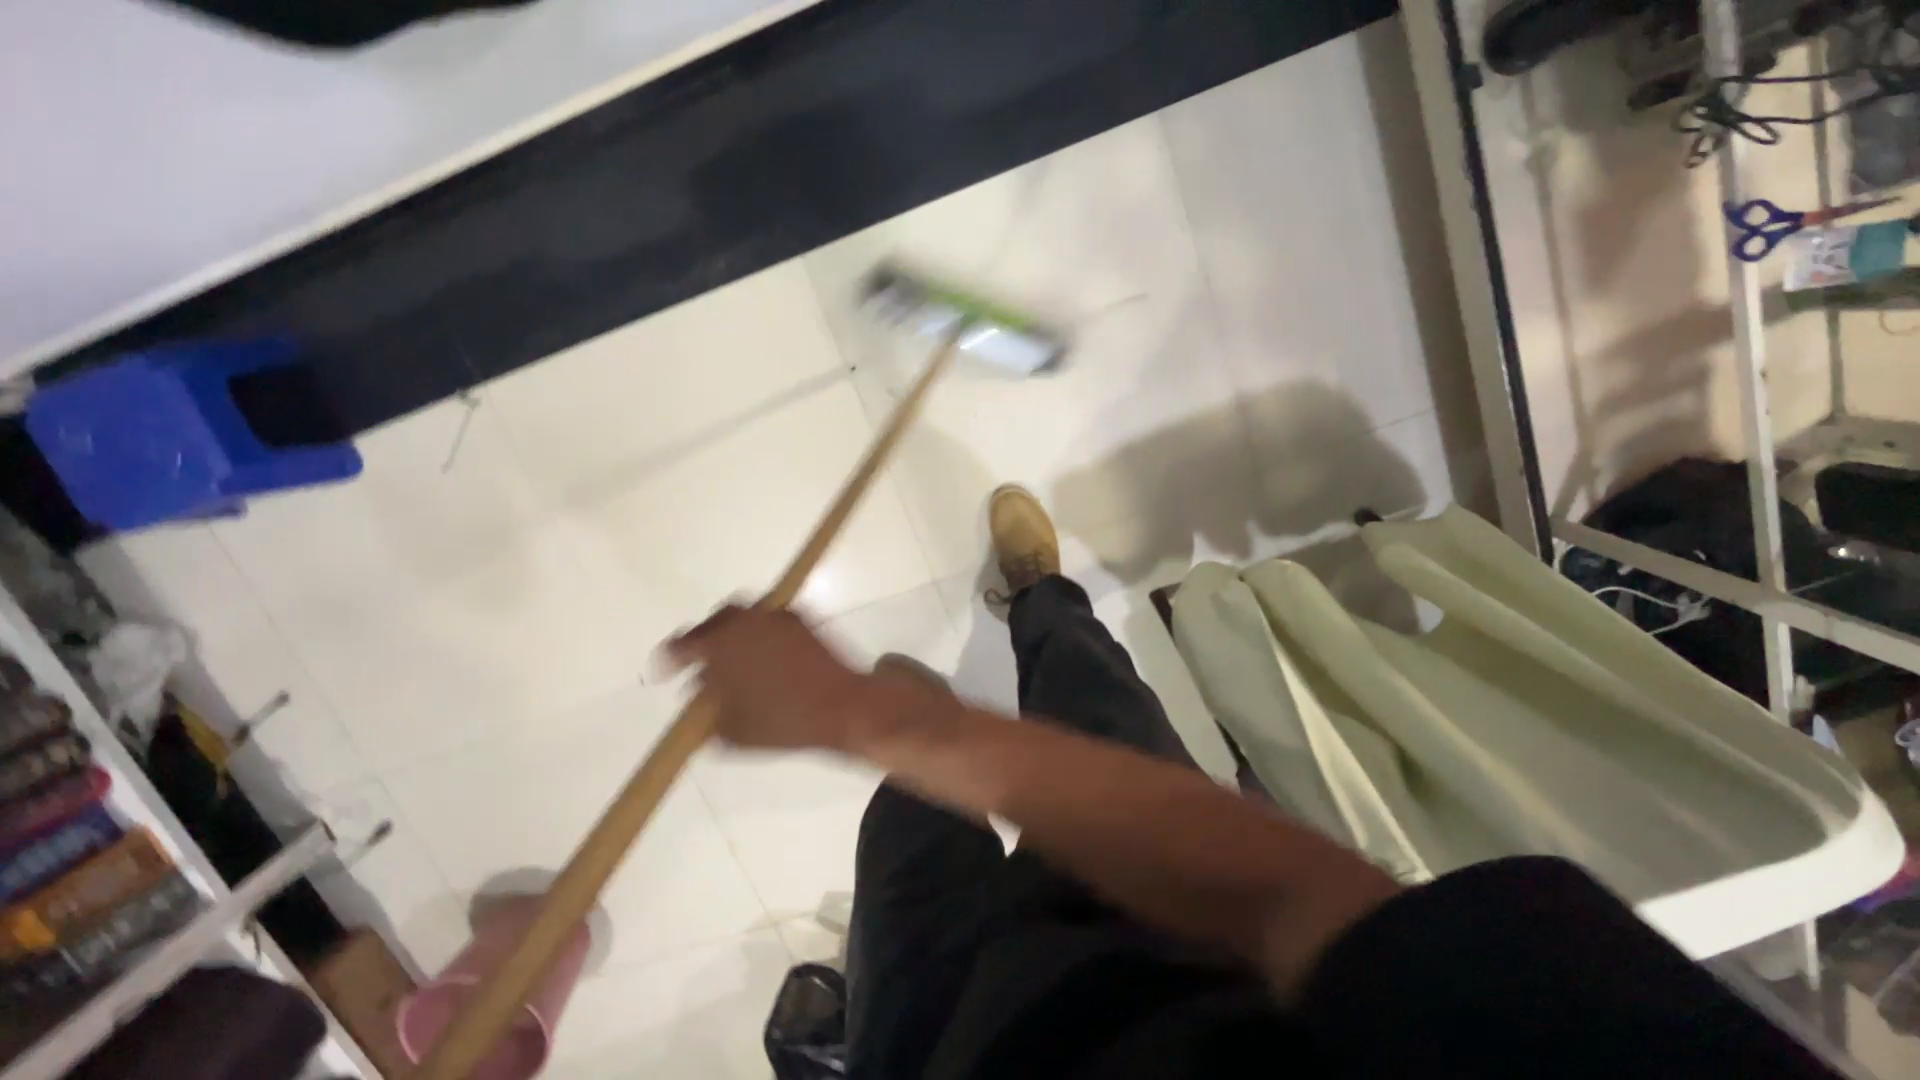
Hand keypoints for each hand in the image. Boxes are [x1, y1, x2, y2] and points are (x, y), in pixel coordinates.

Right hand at [665, 604, 882, 752]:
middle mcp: (746, 620)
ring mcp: (776, 616)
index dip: (670, 659)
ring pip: (744, 617)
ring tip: (734, 663)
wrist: (844, 706)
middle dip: (704, 641)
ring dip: (733, 635)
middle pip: (714, 623)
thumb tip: (700, 697)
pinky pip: (770, 621)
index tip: (665, 671)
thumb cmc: (784, 722)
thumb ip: (707, 713)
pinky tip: (765, 659)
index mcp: (721, 643)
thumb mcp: (732, 732)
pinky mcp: (802, 620)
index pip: (682, 644)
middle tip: (702, 665)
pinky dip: (761, 634)